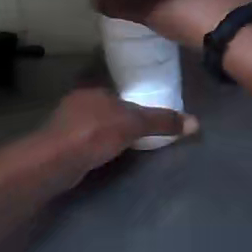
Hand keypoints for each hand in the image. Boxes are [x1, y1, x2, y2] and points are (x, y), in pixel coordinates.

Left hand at [38, 88, 196, 171]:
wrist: (56, 160)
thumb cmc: (95, 134)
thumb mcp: (134, 125)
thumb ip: (161, 122)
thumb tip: (195, 122)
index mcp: (94, 91)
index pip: (119, 95)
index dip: (134, 106)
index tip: (147, 120)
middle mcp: (78, 102)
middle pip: (106, 110)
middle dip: (119, 121)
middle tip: (140, 137)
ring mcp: (65, 124)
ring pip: (93, 126)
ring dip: (106, 136)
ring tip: (125, 150)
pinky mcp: (60, 144)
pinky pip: (84, 142)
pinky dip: (95, 149)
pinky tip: (103, 159)